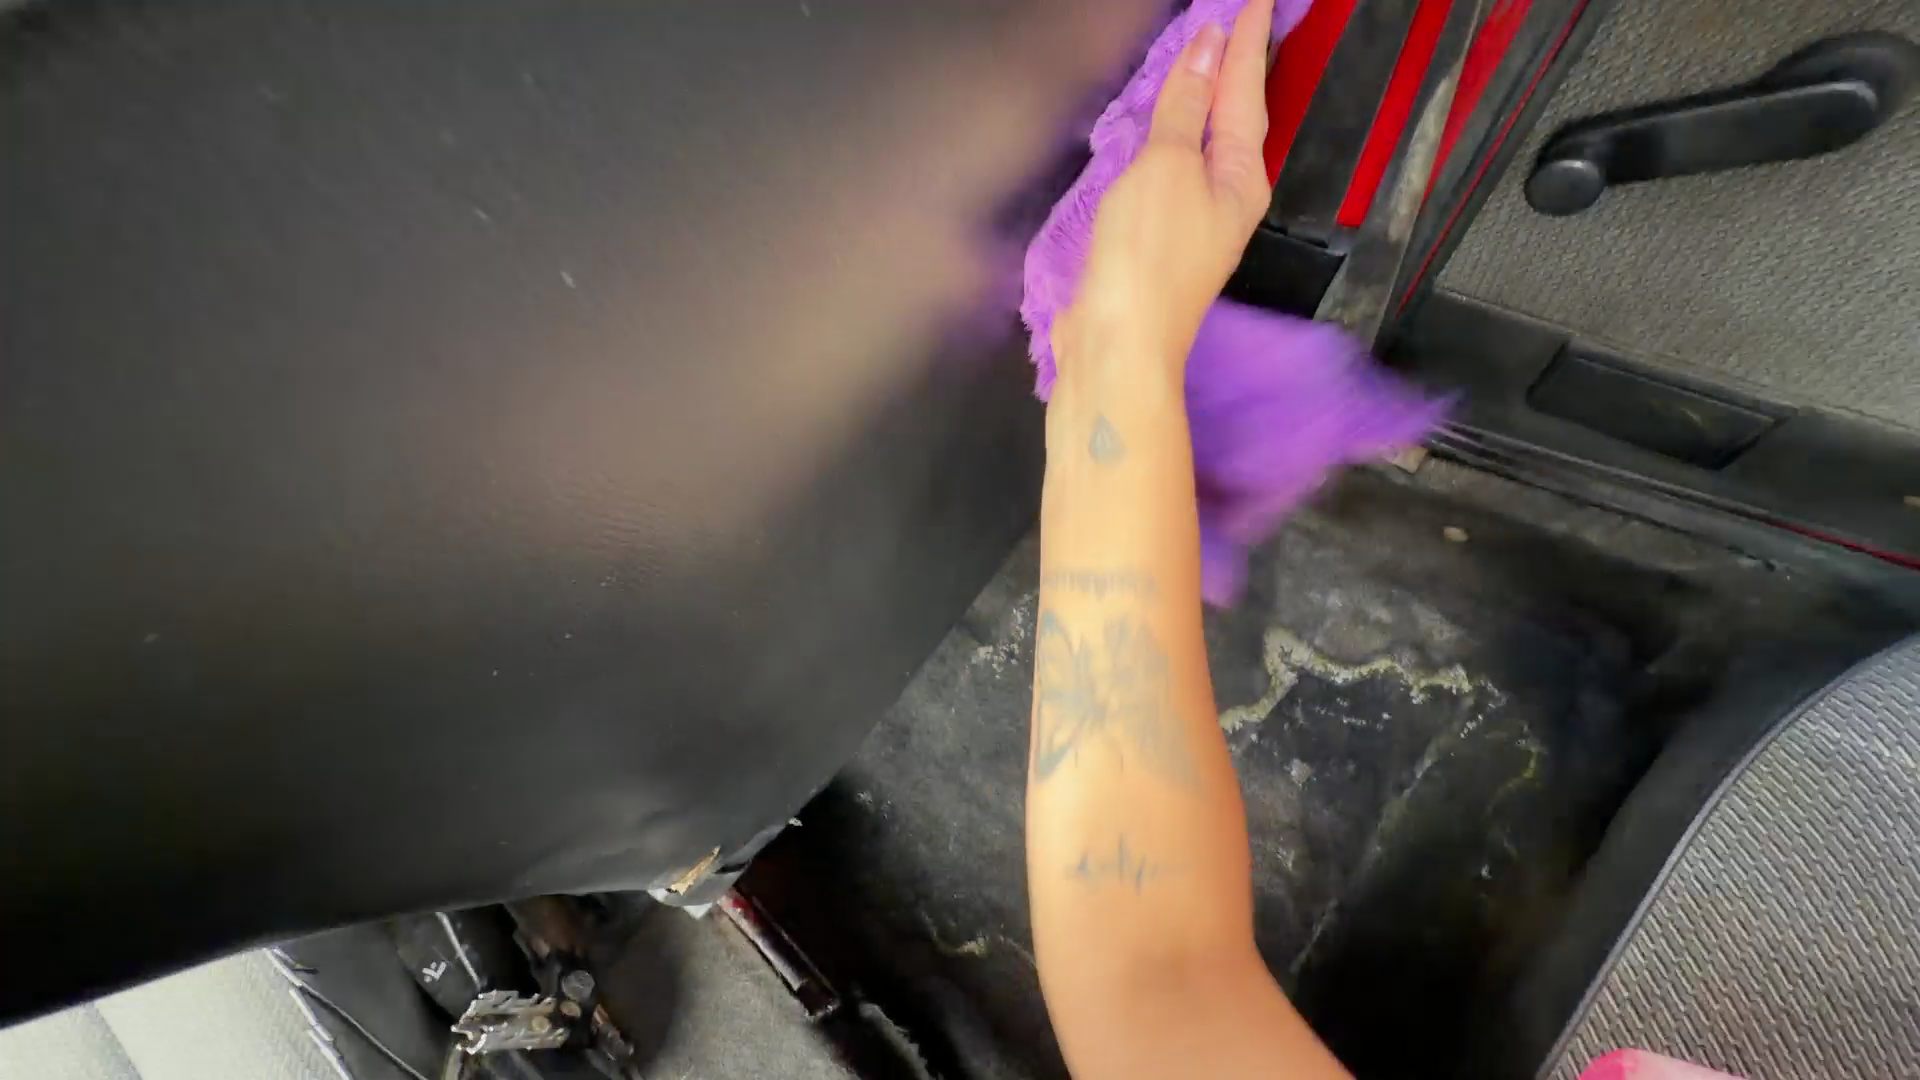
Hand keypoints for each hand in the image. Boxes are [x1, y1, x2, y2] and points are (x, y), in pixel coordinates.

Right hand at [1055, 0, 1274, 389]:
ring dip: (1194, 112)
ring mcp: (1188, 229)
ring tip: (1191, 71)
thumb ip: (1186, 108)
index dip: (1247, 44)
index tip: (1254, 2)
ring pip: (1195, 154)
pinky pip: (1164, 181)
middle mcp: (1223, 202)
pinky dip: (1162, 151)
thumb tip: (1208, 49)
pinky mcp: (1152, 248)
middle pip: (1230, 124)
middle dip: (1228, 76)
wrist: (1117, 346)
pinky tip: (1153, 140)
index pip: (1246, 94)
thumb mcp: (1169, 167)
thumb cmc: (1149, 253)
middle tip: (1226, 28)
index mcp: (1241, 179)